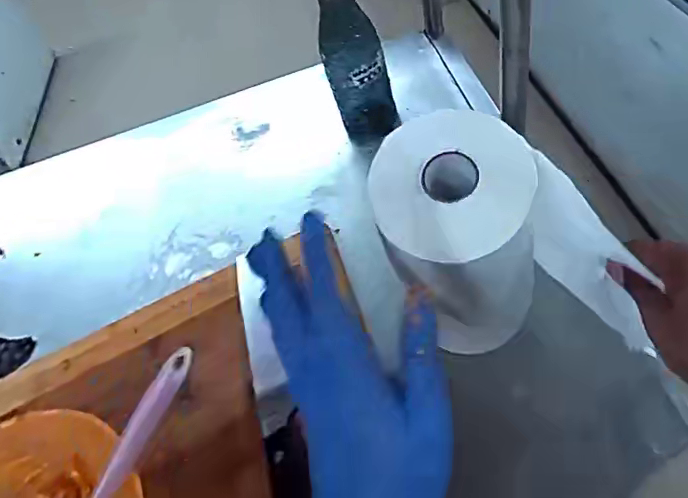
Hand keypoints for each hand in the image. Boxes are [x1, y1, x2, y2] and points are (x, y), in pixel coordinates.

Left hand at [247, 212, 451, 497]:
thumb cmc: (403, 467)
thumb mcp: (426, 411)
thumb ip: (420, 352)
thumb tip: (417, 292)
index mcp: (344, 361)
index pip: (325, 295)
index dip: (316, 254)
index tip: (310, 220)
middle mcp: (317, 367)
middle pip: (289, 308)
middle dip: (276, 268)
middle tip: (263, 236)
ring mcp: (308, 385)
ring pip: (281, 327)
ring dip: (272, 290)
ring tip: (262, 263)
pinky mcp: (307, 402)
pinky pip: (285, 345)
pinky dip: (278, 318)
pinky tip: (279, 315)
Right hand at [610, 239, 687, 411]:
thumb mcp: (659, 322)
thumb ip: (636, 289)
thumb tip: (616, 265)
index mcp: (685, 256)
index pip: (640, 248)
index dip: (622, 263)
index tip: (611, 284)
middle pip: (660, 259)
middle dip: (644, 278)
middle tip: (633, 307)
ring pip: (677, 274)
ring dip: (663, 290)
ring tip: (656, 320)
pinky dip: (682, 299)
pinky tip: (680, 325)